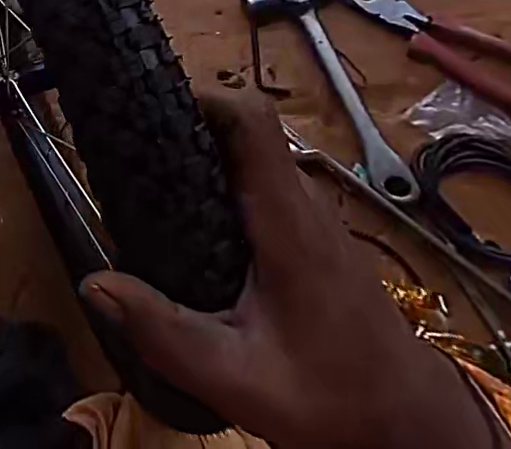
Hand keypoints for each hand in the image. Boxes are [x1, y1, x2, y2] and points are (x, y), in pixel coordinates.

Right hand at [80, 89, 494, 448]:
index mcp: (286, 217)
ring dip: (190, 147)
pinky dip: (207, 174)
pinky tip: (174, 205)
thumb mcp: (242, 382)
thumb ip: (166, 334)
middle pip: (236, 128)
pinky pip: (248, 176)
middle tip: (119, 139)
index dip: (197, 96)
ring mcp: (304, 211)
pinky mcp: (301, 227)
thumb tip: (92, 284)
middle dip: (176, 121)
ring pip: (241, 152)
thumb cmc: (337, 402)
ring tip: (135, 167)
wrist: (418, 430)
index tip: (143, 105)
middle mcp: (298, 200)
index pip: (251, 118)